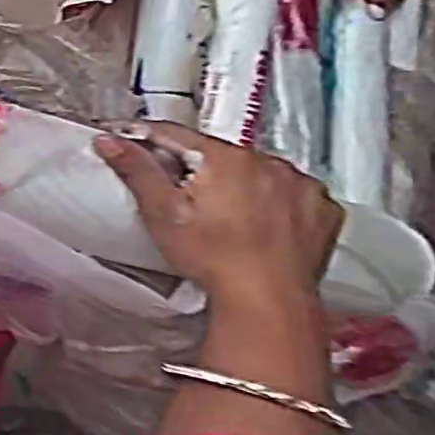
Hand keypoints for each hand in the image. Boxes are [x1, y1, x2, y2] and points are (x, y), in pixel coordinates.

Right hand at [93, 121, 343, 306]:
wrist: (267, 300)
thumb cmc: (211, 256)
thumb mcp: (160, 211)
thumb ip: (136, 170)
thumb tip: (110, 140)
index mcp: (226, 158)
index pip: (175, 134)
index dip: (146, 137)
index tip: (128, 141)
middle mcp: (269, 162)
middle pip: (216, 153)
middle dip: (195, 166)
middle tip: (177, 195)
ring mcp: (302, 185)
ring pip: (254, 171)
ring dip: (235, 181)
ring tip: (219, 213)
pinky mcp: (324, 209)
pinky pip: (289, 191)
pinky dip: (272, 199)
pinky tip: (257, 222)